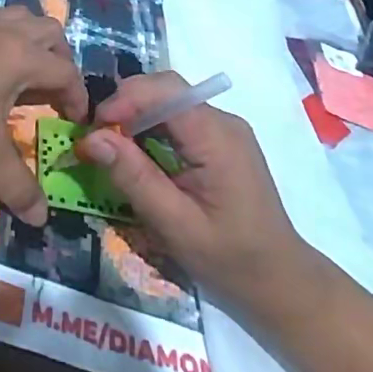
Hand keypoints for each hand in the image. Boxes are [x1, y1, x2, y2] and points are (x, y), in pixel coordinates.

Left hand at [0, 7, 88, 225]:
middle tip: (53, 88)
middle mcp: (6, 31)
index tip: (76, 120)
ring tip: (24, 67)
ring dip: (32, 36)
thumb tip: (40, 219)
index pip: (66, 71)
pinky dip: (0, 30)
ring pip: (20, 15)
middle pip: (50, 31)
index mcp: (23, 57)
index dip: (78, 96)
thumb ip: (15, 184)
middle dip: (61, 58)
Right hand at [77, 72, 310, 311]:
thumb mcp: (175, 225)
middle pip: (165, 88)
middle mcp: (222, 121)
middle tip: (97, 138)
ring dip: (135, 115)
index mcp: (217, 136)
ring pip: (168, 100)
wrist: (280, 283)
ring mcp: (223, 129)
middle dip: (125, 104)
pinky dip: (150, 127)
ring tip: (111, 147)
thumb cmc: (230, 258)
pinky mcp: (219, 140)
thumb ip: (134, 177)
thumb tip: (92, 138)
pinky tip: (136, 155)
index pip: (165, 90)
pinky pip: (177, 118)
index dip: (124, 99)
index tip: (93, 129)